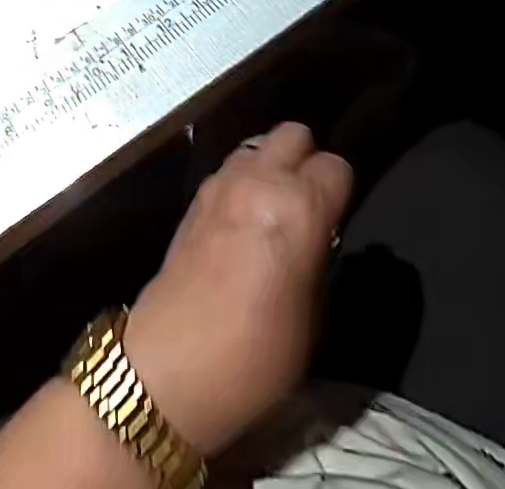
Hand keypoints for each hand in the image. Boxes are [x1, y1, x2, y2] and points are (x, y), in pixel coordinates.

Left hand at [122, 122, 352, 455]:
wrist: (164, 370)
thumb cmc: (254, 353)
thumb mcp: (312, 315)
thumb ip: (318, 256)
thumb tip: (316, 234)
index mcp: (299, 206)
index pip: (336, 165)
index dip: (340, 190)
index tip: (335, 217)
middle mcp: (260, 180)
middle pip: (295, 134)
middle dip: (307, 160)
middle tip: (306, 201)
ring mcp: (222, 183)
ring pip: (259, 143)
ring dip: (272, 165)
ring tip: (272, 205)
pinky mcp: (194, 197)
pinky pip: (231, 167)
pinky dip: (244, 180)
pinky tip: (242, 218)